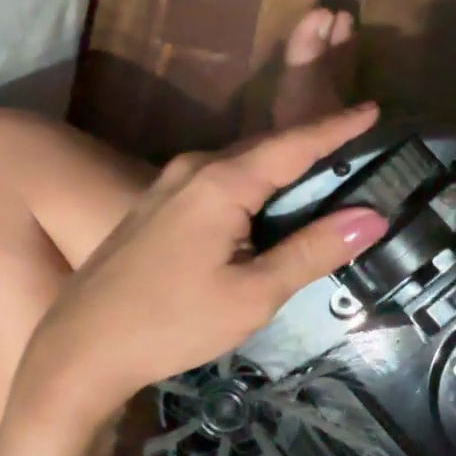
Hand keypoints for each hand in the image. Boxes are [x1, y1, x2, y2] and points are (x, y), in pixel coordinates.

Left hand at [11, 104, 390, 428]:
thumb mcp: (253, 295)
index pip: (294, 143)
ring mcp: (169, 184)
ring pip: (241, 164)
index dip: (337, 126)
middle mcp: (194, 167)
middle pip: (267, 148)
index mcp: (221, 181)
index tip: (375, 108)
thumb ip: (313, 251)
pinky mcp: (156, 205)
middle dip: (314, 144)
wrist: (81, 347)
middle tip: (361, 148)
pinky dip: (253, 185)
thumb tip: (372, 216)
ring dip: (283, 168)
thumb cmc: (172, 322)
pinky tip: (268, 207)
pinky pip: (218, 180)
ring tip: (327, 178)